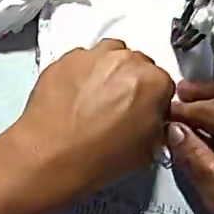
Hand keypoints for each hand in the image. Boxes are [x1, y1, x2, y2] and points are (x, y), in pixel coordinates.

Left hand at [0, 39, 173, 206]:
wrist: (52, 156)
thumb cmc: (98, 157)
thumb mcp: (145, 151)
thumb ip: (155, 127)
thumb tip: (150, 121)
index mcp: (154, 82)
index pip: (162, 85)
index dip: (151, 100)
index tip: (139, 112)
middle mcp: (127, 60)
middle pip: (136, 64)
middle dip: (129, 83)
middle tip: (114, 107)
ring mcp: (93, 56)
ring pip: (108, 55)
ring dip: (106, 71)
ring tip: (93, 98)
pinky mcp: (65, 58)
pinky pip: (80, 60)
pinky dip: (80, 74)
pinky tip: (72, 96)